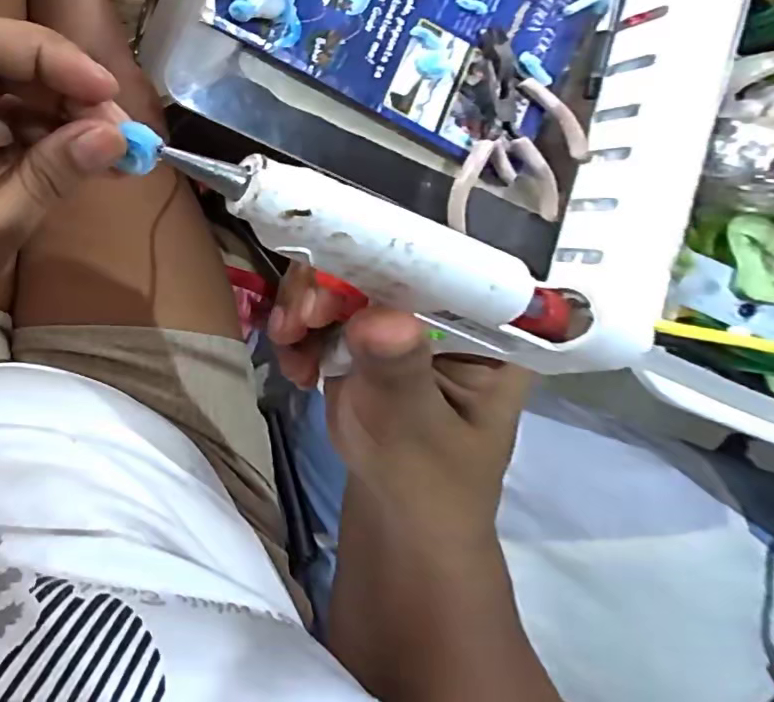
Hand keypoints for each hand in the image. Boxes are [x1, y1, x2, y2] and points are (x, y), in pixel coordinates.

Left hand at [0, 15, 129, 427]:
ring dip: (63, 120)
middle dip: (62, 89)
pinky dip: (47, 150)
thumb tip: (114, 136)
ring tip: (118, 150)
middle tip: (120, 128)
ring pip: (6, 104)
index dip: (43, 52)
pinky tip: (89, 164)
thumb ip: (44, 182)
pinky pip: (4, 142)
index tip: (101, 88)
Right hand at [268, 265, 532, 531]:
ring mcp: (397, 317)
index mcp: (484, 325)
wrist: (397, 515)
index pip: (440, 263)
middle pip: (378, 259)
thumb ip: (400, 372)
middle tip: (300, 320)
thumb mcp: (417, 429)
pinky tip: (294, 364)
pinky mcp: (360, 331)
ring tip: (289, 345)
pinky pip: (318, 303)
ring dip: (302, 304)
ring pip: (339, 275)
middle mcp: (441, 309)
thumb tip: (383, 318)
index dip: (387, 257)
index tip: (337, 283)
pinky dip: (296, 325)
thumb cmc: (428, 481)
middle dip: (328, 284)